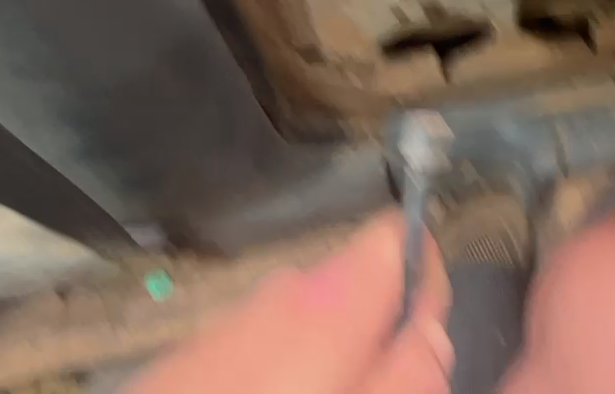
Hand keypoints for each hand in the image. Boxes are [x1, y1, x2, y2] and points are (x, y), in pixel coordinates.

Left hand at [130, 210, 450, 393]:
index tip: (424, 328)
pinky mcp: (182, 357)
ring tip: (317, 391)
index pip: (396, 235)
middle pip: (353, 277)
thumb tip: (432, 328)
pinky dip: (269, 367)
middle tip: (366, 382)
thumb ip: (407, 371)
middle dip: (373, 325)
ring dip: (321, 350)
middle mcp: (277, 291)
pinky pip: (251, 339)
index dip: (423, 275)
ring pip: (301, 311)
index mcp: (328, 299)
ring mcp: (224, 321)